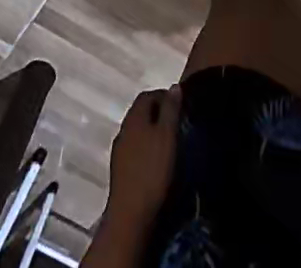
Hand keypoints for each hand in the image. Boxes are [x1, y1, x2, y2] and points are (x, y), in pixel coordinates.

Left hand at [103, 85, 181, 227]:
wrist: (131, 213)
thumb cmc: (153, 169)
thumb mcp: (168, 135)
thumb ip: (170, 109)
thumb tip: (174, 86)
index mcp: (134, 119)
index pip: (146, 95)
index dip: (164, 94)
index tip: (180, 104)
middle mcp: (123, 130)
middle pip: (140, 111)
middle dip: (159, 110)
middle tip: (178, 120)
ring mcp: (119, 150)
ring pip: (137, 129)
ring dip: (152, 128)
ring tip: (171, 138)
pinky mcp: (120, 168)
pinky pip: (134, 145)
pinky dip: (147, 143)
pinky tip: (157, 156)